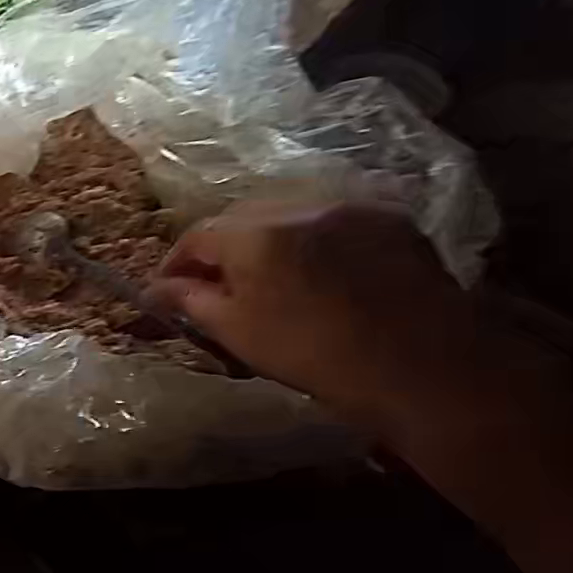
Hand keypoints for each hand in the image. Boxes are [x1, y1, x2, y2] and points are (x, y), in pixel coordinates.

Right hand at [144, 200, 485, 426]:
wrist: (418, 364)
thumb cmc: (305, 348)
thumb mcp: (230, 327)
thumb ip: (186, 299)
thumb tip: (154, 290)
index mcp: (257, 234)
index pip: (195, 236)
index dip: (174, 264)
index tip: (166, 292)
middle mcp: (303, 208)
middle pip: (240, 219)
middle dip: (217, 249)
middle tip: (207, 286)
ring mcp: (353, 210)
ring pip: (285, 217)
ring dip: (262, 243)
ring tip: (259, 279)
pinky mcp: (391, 222)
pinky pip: (328, 223)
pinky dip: (305, 242)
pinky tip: (307, 273)